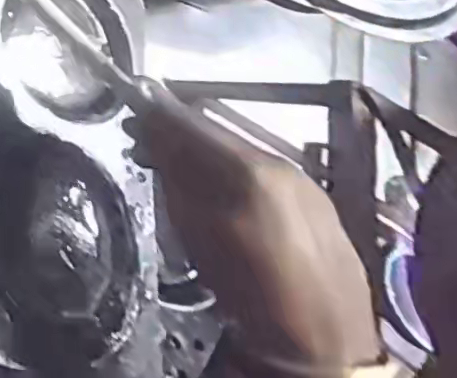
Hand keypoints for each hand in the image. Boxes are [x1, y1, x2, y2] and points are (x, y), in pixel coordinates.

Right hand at [136, 96, 380, 371]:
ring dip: (199, 151)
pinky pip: (259, 171)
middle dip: (174, 132)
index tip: (130, 106)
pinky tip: (211, 187)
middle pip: (214, 131)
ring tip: (170, 166)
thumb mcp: (195, 227)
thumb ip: (172, 172)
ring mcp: (305, 185)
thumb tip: (152, 134)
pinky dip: (227, 170)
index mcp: (253, 168)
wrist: (326, 350)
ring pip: (236, 150)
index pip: (191, 120)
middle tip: (141, 140)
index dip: (155, 111)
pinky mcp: (317, 206)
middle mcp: (283, 165)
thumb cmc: (250, 289)